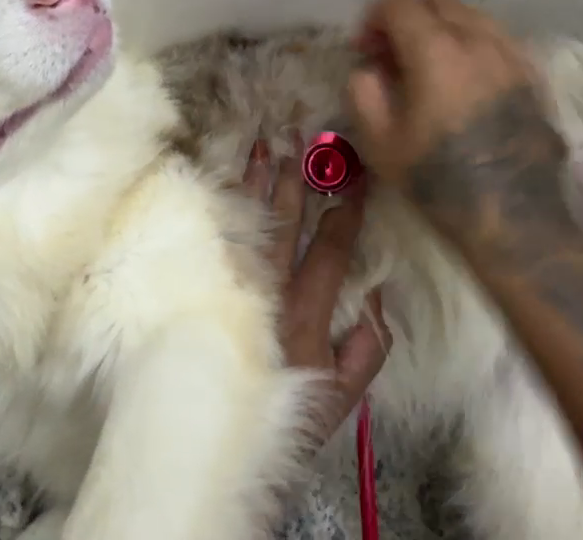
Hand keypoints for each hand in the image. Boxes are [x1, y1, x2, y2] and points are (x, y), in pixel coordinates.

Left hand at [241, 139, 389, 452]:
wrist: (225, 444)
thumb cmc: (294, 416)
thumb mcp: (346, 395)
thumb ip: (370, 344)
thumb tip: (377, 291)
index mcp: (306, 317)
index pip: (330, 251)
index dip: (347, 212)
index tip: (358, 177)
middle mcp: (268, 296)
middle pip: (284, 226)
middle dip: (296, 180)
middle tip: (302, 138)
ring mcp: (233, 291)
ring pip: (249, 227)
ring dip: (258, 184)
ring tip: (264, 145)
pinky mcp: (206, 293)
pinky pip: (219, 242)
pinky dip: (224, 210)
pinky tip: (228, 181)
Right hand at [344, 0, 570, 252]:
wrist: (513, 216)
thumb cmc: (438, 180)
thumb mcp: (379, 143)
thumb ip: (362, 92)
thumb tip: (368, 69)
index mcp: (434, 50)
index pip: (398, 2)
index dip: (373, 18)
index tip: (366, 50)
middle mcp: (476, 39)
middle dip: (409, 17)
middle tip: (395, 56)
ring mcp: (510, 54)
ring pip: (471, 15)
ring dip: (443, 28)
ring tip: (432, 67)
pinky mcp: (532, 74)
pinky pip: (498, 39)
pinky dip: (474, 45)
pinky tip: (467, 81)